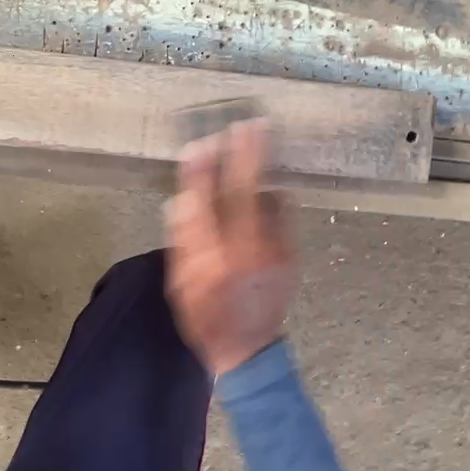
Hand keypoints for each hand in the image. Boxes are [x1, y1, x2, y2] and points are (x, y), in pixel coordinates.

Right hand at [163, 119, 298, 375]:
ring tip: (259, 134)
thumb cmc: (204, 315)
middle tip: (247, 123)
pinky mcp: (290, 253)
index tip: (199, 143)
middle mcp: (243, 252)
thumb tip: (182, 199)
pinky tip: (268, 179)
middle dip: (244, 154)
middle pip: (243, 191)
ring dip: (263, 166)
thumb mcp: (179, 282)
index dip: (200, 172)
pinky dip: (274, 192)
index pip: (202, 205)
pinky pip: (282, 211)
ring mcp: (272, 251)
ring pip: (267, 197)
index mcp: (210, 260)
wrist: (248, 348)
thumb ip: (181, 240)